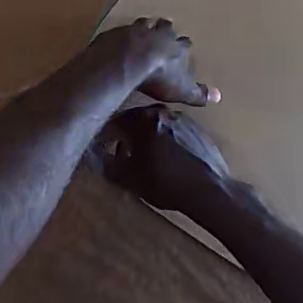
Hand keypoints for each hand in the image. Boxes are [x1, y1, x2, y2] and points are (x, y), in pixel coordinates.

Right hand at [91, 104, 232, 213]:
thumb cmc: (165, 183)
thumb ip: (105, 164)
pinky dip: (164, 141)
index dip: (102, 138)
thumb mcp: (128, 178)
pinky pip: (173, 131)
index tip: (98, 150)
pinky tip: (166, 159)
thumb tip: (91, 156)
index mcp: (141, 118)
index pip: (112, 122)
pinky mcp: (199, 129)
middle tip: (118, 155)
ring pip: (155, 124)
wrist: (211, 191)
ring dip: (145, 137)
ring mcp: (183, 118)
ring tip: (143, 159)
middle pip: (134, 120)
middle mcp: (162, 111)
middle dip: (124, 136)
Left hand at [95, 18, 219, 105]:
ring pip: (144, 23)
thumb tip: (219, 97)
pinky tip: (119, 39)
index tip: (184, 46)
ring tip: (142, 30)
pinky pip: (121, 30)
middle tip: (164, 30)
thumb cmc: (159, 77)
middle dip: (166, 28)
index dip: (184, 45)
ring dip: (144, 26)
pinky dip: (122, 35)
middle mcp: (159, 33)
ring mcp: (137, 29)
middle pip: (166, 26)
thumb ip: (199, 93)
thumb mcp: (182, 90)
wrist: (127, 61)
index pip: (185, 43)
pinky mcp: (117, 32)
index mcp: (177, 46)